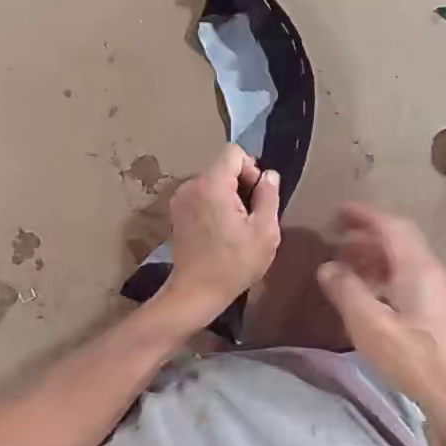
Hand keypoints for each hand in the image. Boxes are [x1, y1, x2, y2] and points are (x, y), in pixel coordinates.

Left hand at [163, 144, 281, 319]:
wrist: (195, 292)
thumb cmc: (234, 264)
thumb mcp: (264, 232)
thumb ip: (269, 197)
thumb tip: (269, 175)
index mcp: (211, 185)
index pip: (233, 153)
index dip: (251, 169)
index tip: (257, 197)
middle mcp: (191, 185)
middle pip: (222, 167)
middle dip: (241, 184)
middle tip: (250, 217)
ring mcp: (180, 198)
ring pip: (213, 181)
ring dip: (228, 196)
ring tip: (236, 226)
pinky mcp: (176, 212)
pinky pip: (202, 194)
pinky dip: (214, 205)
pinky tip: (221, 231)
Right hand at [315, 203, 445, 416]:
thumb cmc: (411, 357)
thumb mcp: (369, 324)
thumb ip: (346, 290)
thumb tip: (327, 268)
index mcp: (417, 268)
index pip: (391, 226)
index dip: (364, 215)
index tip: (338, 211)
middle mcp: (430, 271)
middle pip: (398, 239)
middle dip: (365, 235)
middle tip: (336, 238)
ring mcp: (436, 289)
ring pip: (402, 258)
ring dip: (373, 255)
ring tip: (345, 264)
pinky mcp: (435, 308)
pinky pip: (406, 275)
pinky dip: (383, 272)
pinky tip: (366, 291)